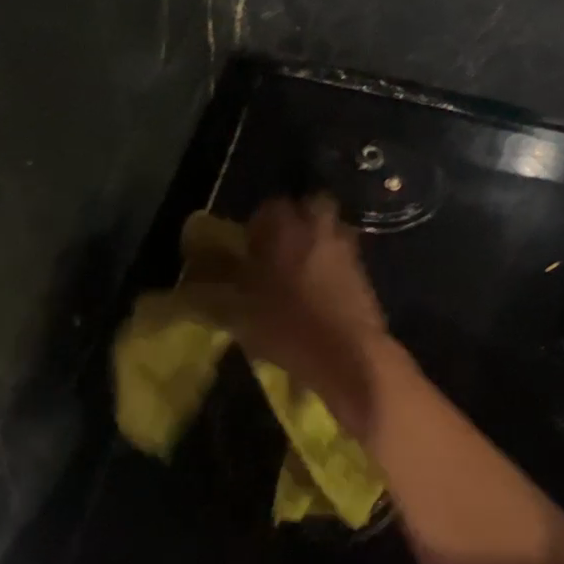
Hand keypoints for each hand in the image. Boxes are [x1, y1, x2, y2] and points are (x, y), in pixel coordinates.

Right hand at [179, 195, 388, 413]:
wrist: (349, 355)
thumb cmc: (286, 325)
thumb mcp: (236, 309)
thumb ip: (214, 282)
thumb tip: (197, 267)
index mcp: (285, 225)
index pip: (268, 208)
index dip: (256, 227)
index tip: (247, 250)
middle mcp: (319, 227)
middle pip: (308, 209)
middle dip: (294, 225)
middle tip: (276, 253)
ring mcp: (347, 249)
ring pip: (328, 232)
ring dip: (315, 245)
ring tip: (297, 277)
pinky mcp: (365, 274)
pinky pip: (343, 259)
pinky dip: (331, 269)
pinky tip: (318, 296)